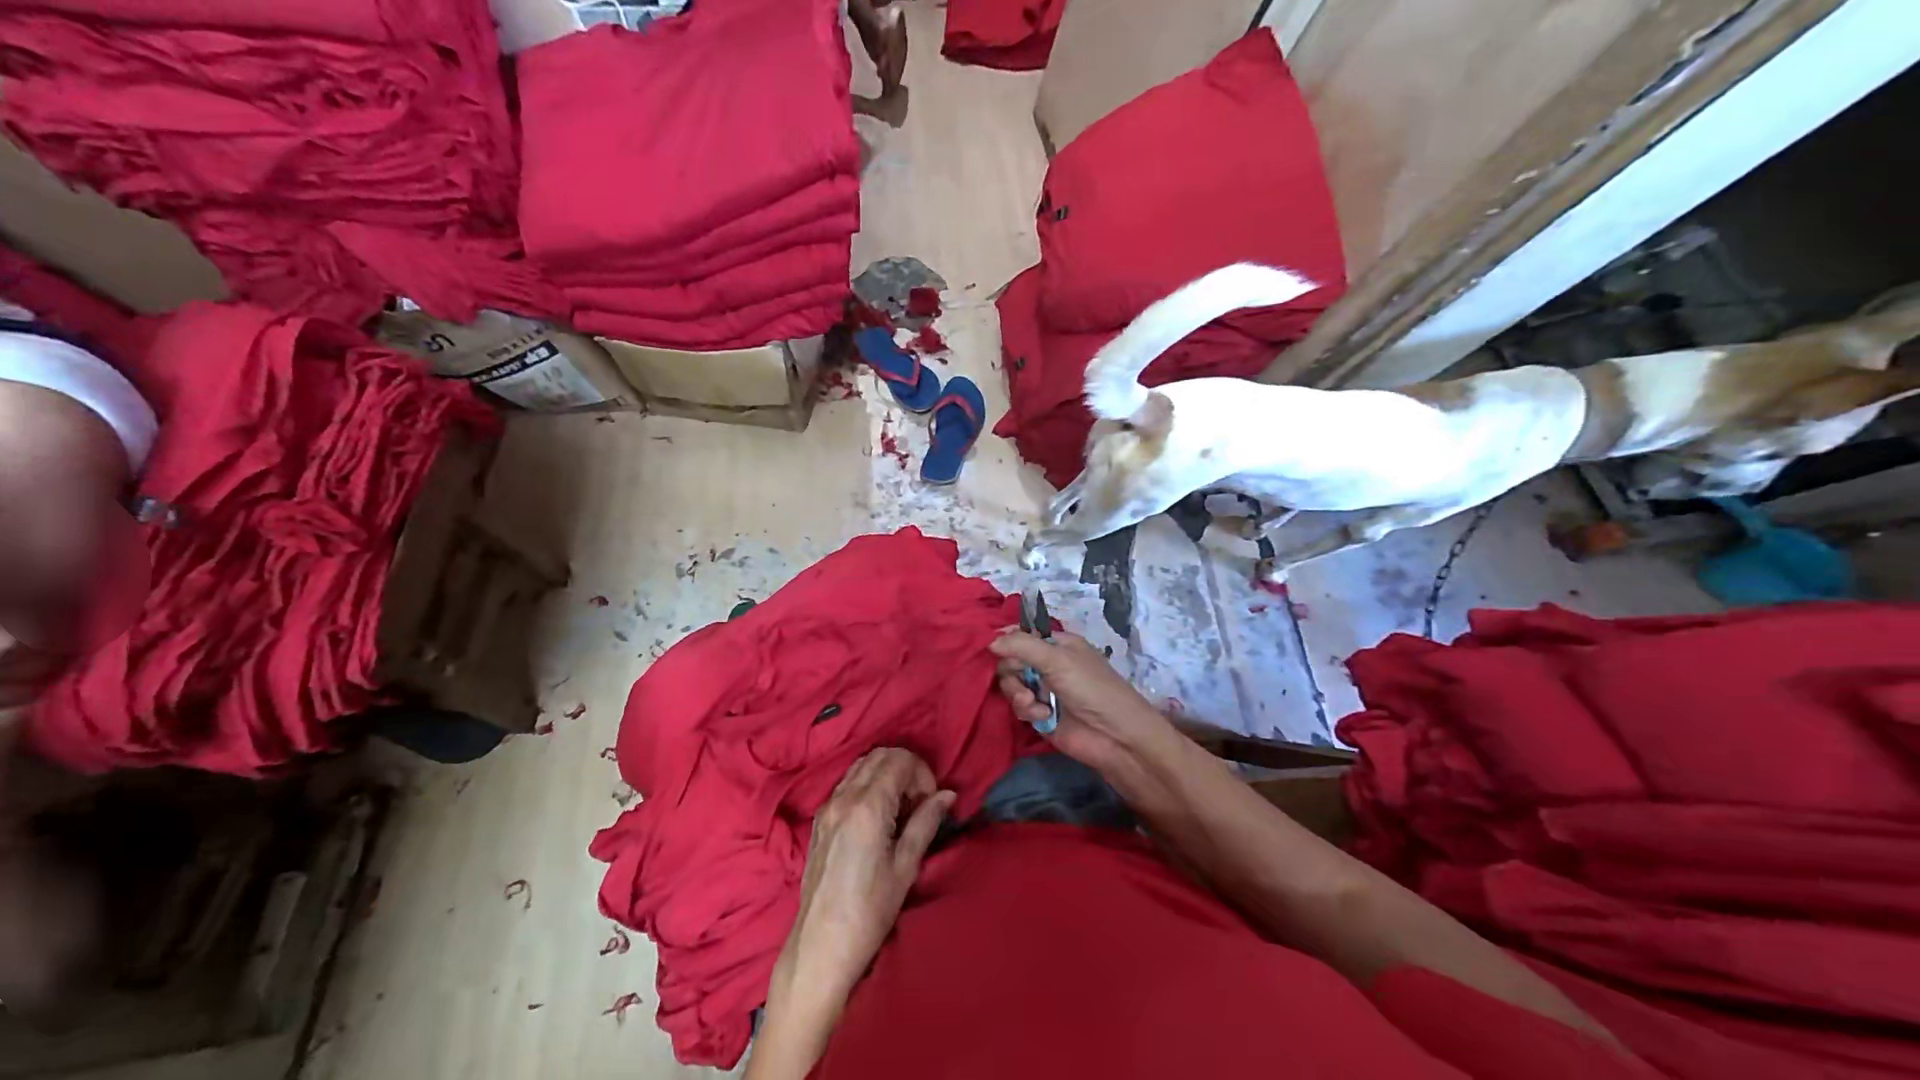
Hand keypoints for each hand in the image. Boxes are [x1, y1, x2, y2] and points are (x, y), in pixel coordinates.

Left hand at [775, 748, 954, 1008]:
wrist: (821, 945)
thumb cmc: (870, 911)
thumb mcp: (906, 867)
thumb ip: (926, 823)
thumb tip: (947, 795)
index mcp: (867, 807)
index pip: (899, 760)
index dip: (922, 773)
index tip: (931, 802)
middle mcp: (843, 798)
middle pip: (879, 755)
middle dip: (905, 768)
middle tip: (919, 802)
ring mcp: (827, 807)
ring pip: (861, 766)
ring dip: (886, 774)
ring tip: (900, 809)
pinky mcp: (819, 820)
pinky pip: (847, 783)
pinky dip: (867, 784)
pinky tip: (878, 817)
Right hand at [990, 631, 1186, 796]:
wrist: (1114, 736)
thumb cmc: (1091, 688)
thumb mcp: (1058, 659)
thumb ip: (1022, 646)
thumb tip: (989, 640)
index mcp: (1057, 644)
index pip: (1022, 635)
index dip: (1007, 641)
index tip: (993, 649)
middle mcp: (1048, 664)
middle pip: (1011, 661)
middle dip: (1012, 672)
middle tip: (1024, 683)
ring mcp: (1044, 690)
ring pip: (1012, 685)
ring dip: (1019, 694)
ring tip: (1034, 703)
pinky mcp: (1040, 714)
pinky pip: (1019, 706)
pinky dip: (1027, 710)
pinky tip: (1043, 717)